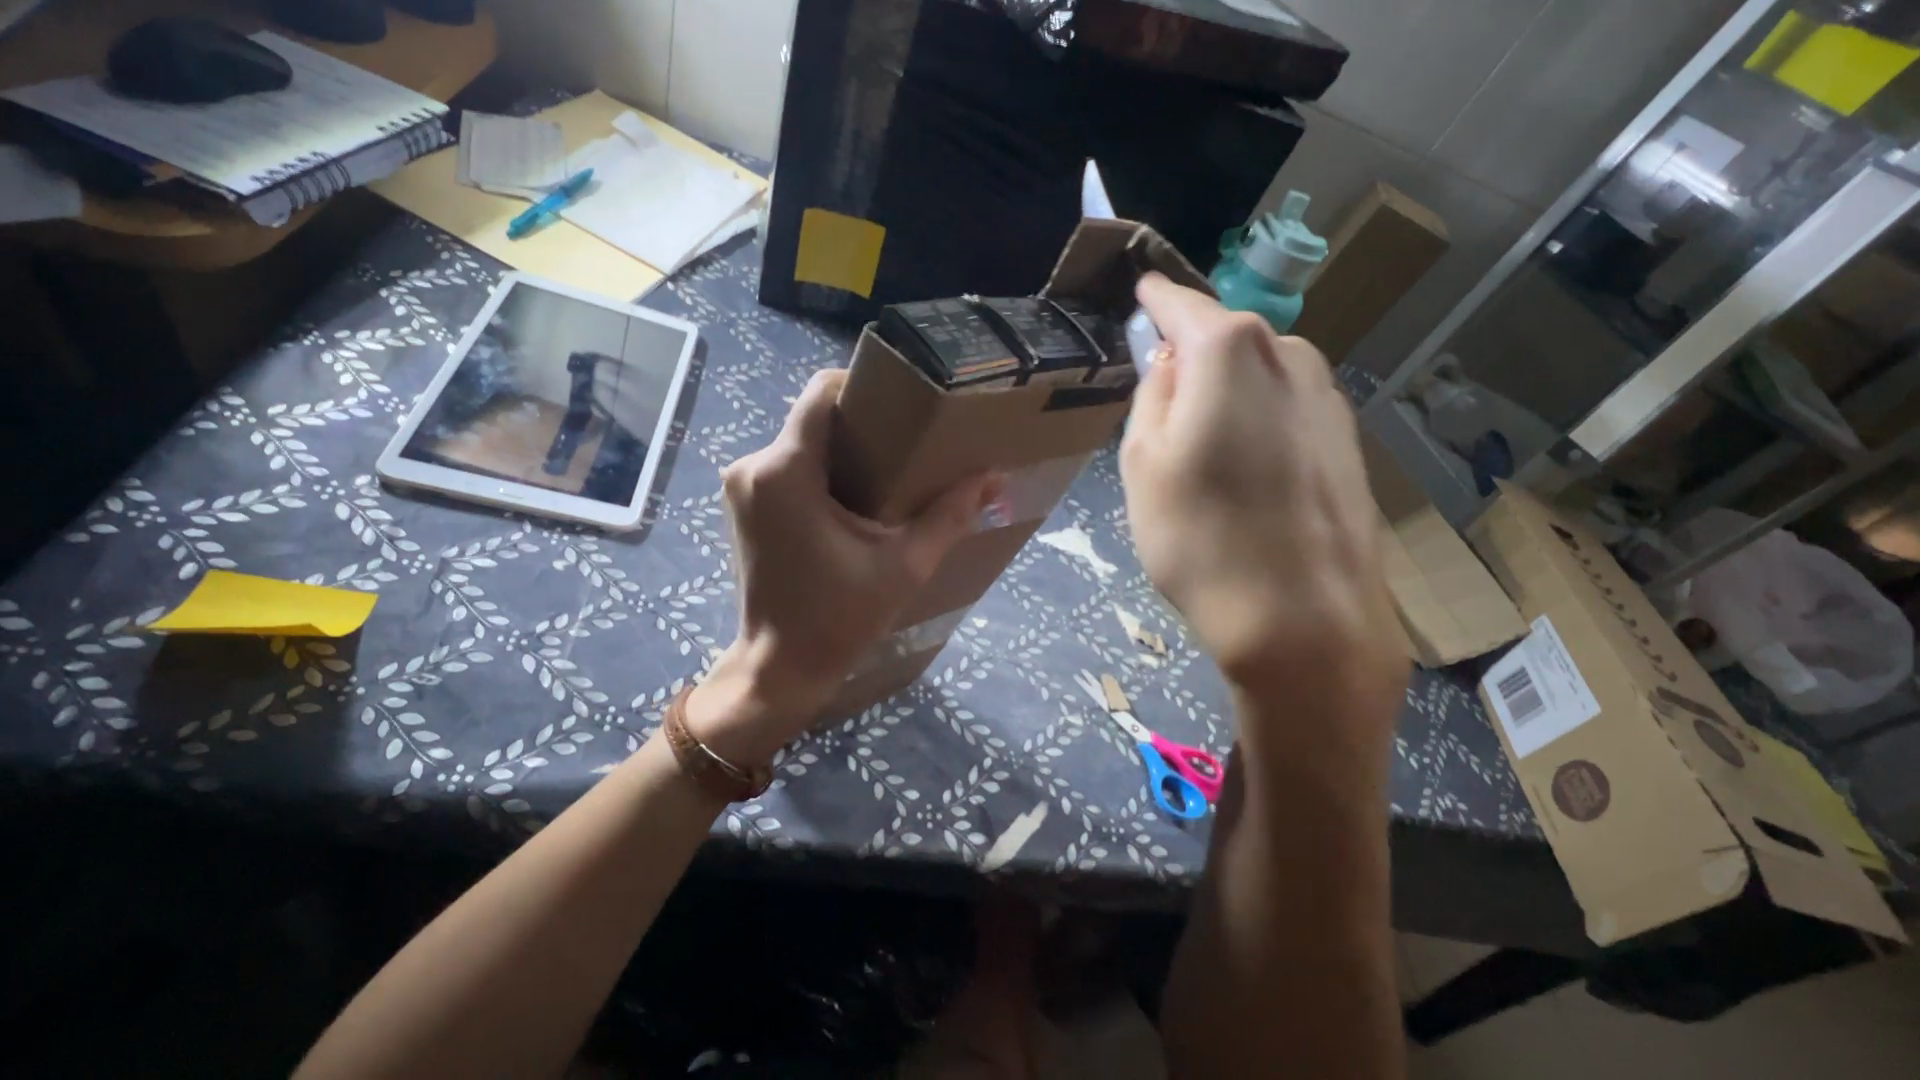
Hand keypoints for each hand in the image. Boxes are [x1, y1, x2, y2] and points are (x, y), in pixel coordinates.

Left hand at [684, 369, 998, 765]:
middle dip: (862, 423)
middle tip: (911, 443)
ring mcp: (742, 486)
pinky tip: (857, 497)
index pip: (822, 392)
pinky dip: (822, 471)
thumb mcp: (904, 565)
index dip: (866, 385)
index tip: (906, 405)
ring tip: (891, 471)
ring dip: (843, 449)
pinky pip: (788, 466)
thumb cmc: (838, 618)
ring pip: (801, 441)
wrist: (779, 666)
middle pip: (814, 416)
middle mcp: (753, 466)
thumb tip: (994, 477)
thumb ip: (949, 514)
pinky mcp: (743, 504)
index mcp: (785, 471)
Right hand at [1120, 274, 1404, 740]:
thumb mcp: (1142, 464)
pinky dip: (1260, 423)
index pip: (1179, 302)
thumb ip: (1152, 394)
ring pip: (1258, 375)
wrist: (1306, 622)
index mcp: (1229, 348)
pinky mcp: (1347, 438)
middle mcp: (1288, 352)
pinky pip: (1286, 409)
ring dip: (1228, 396)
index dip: (1152, 300)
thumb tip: (1170, 361)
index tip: (1137, 295)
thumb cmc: (1201, 540)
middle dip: (1191, 358)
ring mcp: (1327, 395)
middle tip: (1160, 412)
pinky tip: (1249, 480)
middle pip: (1224, 338)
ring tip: (1205, 459)